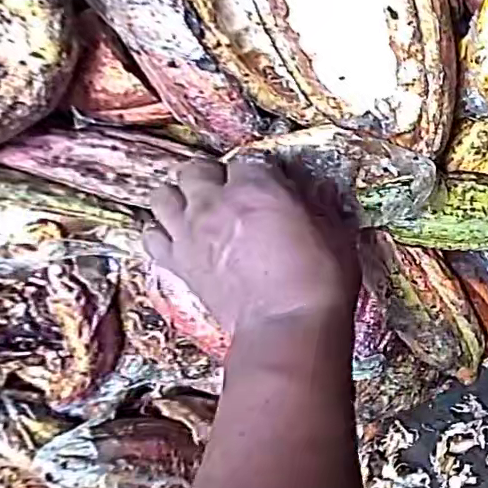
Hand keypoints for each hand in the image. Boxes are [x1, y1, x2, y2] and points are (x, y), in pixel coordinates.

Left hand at [143, 159, 357, 335]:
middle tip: (234, 192)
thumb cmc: (319, 281)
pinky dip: (163, 233)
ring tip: (202, 210)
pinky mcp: (175, 263)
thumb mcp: (336, 236)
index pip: (251, 161)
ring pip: (162, 195)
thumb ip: (320, 208)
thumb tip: (319, 194)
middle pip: (196, 169)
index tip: (277, 184)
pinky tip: (183, 239)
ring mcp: (188, 232)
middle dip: (213, 176)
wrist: (288, 326)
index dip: (264, 172)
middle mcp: (214, 203)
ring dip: (181, 198)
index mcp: (258, 189)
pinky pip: (151, 235)